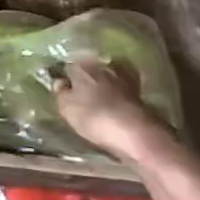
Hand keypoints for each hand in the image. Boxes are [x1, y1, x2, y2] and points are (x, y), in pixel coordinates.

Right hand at [55, 60, 182, 167]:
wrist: (137, 134)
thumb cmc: (94, 117)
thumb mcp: (65, 107)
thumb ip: (60, 92)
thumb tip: (60, 82)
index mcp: (83, 65)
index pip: (68, 67)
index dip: (64, 78)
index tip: (61, 89)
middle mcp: (104, 66)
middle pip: (89, 72)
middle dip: (84, 81)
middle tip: (77, 96)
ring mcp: (124, 80)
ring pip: (106, 82)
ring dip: (101, 90)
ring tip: (94, 105)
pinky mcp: (139, 96)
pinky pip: (119, 95)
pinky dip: (115, 100)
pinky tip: (111, 110)